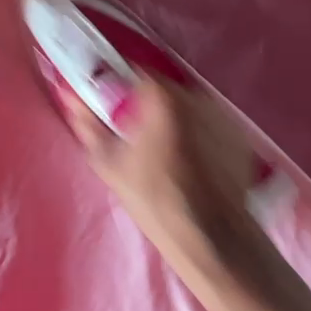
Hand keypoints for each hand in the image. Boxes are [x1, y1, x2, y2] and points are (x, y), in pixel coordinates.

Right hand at [57, 75, 255, 240]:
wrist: (209, 238)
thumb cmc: (153, 199)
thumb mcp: (108, 163)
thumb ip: (88, 123)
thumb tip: (70, 96)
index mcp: (163, 97)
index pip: (137, 72)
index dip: (124, 88)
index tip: (117, 107)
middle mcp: (197, 97)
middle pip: (166, 89)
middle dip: (152, 106)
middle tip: (142, 136)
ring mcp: (224, 116)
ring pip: (191, 107)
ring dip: (179, 120)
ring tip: (170, 154)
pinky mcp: (240, 137)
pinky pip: (212, 126)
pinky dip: (202, 136)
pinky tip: (195, 164)